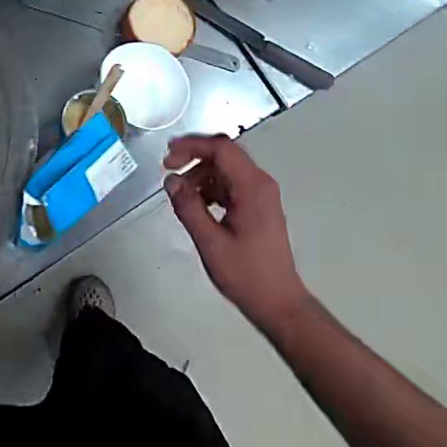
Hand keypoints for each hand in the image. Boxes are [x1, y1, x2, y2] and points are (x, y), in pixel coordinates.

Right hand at [163, 134, 311, 329]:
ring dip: (202, 174)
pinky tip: (197, 203)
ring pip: (227, 169)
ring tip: (180, 193)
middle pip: (225, 155)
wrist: (277, 300)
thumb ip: (188, 207)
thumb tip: (171, 182)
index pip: (221, 149)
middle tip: (169, 170)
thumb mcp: (210, 241)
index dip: (192, 146)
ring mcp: (262, 195)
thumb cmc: (247, 274)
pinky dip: (212, 187)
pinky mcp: (259, 207)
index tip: (169, 156)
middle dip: (195, 157)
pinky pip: (232, 185)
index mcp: (253, 187)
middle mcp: (261, 185)